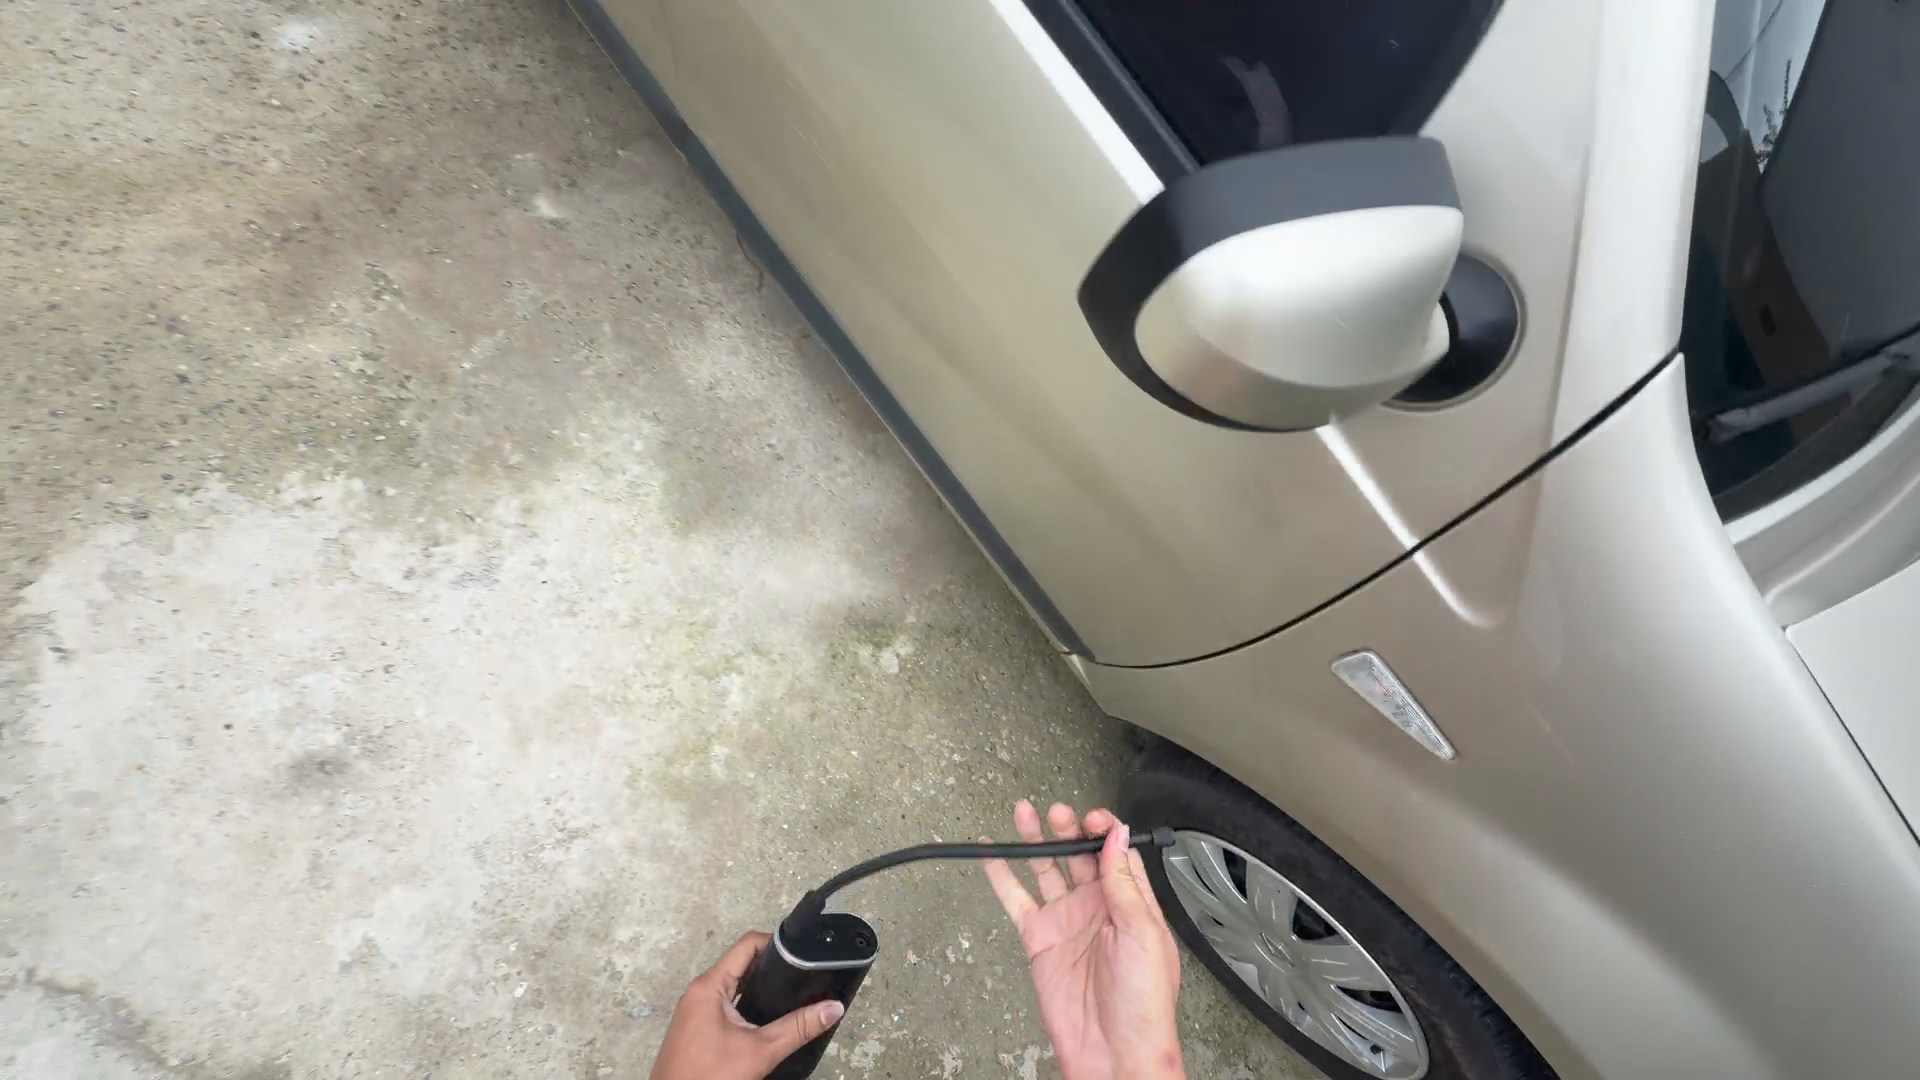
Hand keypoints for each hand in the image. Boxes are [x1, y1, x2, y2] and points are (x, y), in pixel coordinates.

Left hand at [648, 932, 845, 1079]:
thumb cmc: (711, 1078)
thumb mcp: (760, 1052)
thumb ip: (798, 1027)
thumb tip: (835, 1007)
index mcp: (709, 986)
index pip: (747, 945)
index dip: (776, 943)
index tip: (802, 953)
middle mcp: (699, 991)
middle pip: (741, 963)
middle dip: (772, 966)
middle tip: (802, 974)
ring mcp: (694, 1011)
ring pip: (733, 985)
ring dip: (759, 986)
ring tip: (791, 992)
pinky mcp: (694, 1029)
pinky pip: (725, 1003)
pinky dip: (747, 1003)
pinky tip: (767, 1017)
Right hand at [983, 801, 1184, 1079]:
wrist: (1112, 1058)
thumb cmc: (1144, 1008)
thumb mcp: (1143, 936)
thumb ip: (1124, 883)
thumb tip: (1117, 836)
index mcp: (1129, 903)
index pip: (1115, 852)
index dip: (1103, 829)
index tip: (1091, 817)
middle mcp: (1096, 906)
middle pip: (1079, 854)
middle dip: (1068, 828)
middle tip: (1057, 813)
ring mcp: (1065, 920)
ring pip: (1046, 868)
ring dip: (1035, 839)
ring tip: (1024, 813)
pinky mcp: (1039, 938)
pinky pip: (1016, 897)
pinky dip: (1000, 874)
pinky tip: (991, 851)